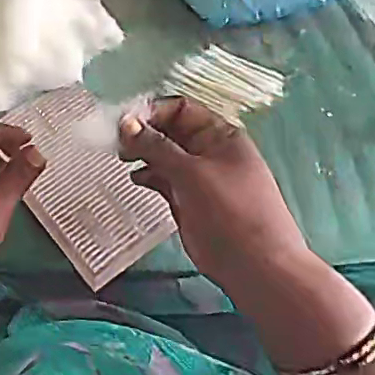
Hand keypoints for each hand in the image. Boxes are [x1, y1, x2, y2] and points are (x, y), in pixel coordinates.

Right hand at [118, 98, 310, 276]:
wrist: (255, 264)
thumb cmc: (231, 210)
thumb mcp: (191, 172)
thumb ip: (156, 146)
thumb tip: (127, 124)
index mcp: (219, 135)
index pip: (180, 109)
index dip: (152, 112)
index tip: (124, 123)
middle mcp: (208, 150)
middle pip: (169, 130)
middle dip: (143, 132)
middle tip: (118, 142)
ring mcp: (198, 175)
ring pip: (163, 154)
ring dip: (142, 153)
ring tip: (124, 158)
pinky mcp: (187, 198)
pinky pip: (163, 177)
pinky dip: (147, 175)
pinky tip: (136, 179)